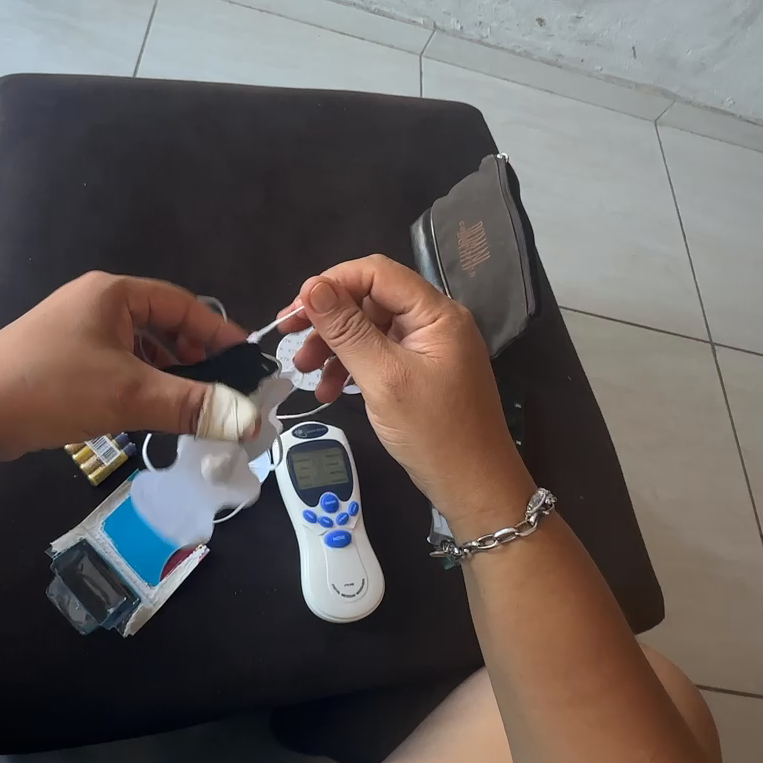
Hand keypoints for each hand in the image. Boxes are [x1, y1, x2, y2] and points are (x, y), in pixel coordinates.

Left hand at [0, 271, 252, 461]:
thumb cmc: (54, 389)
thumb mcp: (130, 396)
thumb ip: (193, 406)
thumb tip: (249, 421)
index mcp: (112, 293)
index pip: (181, 304)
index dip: (217, 331)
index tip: (244, 359)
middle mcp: (93, 301)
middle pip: (159, 321)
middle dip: (190, 353)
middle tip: (214, 384)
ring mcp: (72, 328)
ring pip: (135, 344)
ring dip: (163, 369)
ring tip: (182, 399)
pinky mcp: (57, 355)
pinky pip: (112, 360)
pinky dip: (135, 379)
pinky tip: (141, 407)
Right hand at [276, 256, 533, 526]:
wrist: (475, 489)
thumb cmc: (434, 433)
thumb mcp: (383, 378)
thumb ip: (347, 329)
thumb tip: (312, 287)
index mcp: (435, 313)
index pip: (376, 273)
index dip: (333, 282)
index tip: (297, 308)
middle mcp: (433, 321)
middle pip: (369, 299)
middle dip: (327, 317)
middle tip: (288, 336)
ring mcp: (427, 346)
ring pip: (368, 327)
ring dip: (333, 345)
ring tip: (302, 370)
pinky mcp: (419, 370)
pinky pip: (377, 354)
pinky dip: (350, 366)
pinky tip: (328, 389)